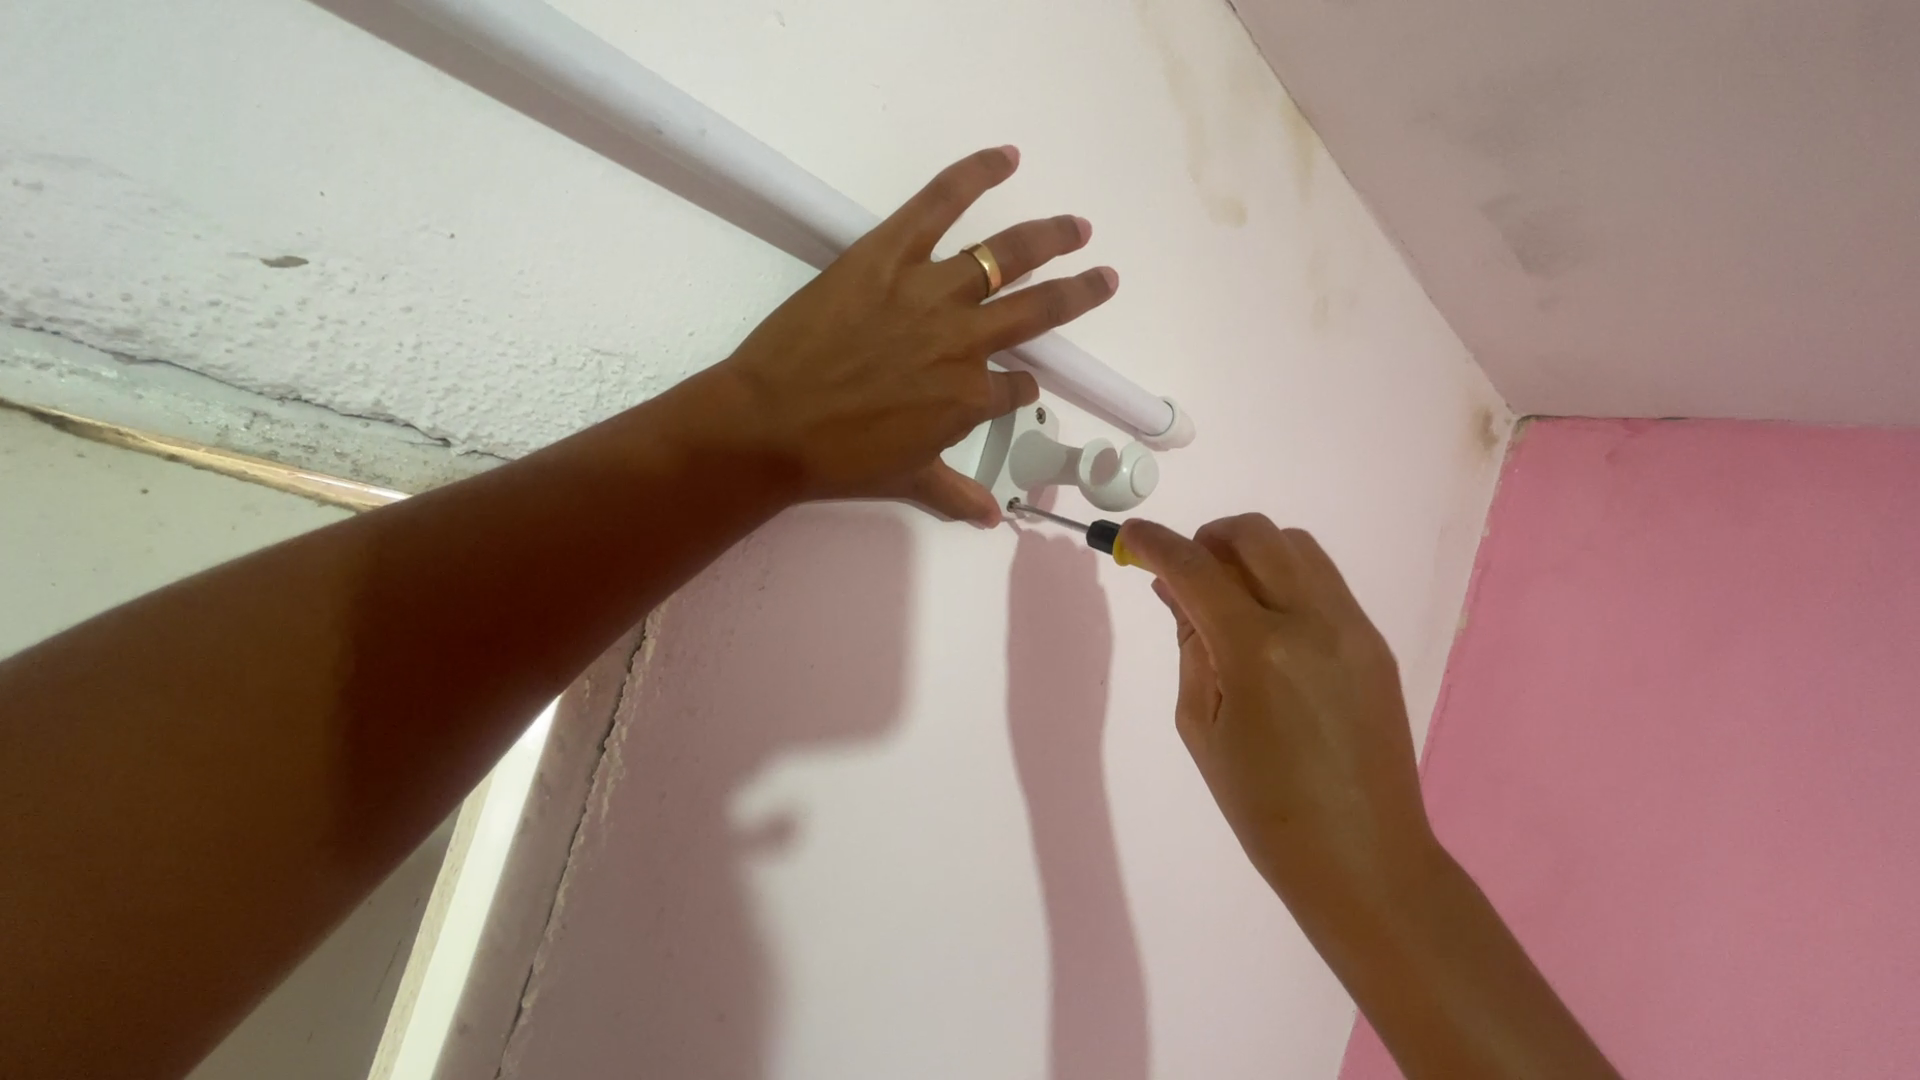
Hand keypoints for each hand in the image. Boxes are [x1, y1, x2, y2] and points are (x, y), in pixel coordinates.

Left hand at [715, 146, 1117, 525]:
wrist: (771, 425)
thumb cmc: (840, 459)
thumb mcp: (908, 480)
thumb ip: (957, 494)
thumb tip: (993, 518)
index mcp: (971, 398)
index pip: (1016, 388)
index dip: (1022, 387)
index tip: (1022, 384)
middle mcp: (966, 342)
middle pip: (1037, 312)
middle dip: (1077, 296)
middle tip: (1104, 278)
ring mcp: (931, 294)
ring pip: (1005, 257)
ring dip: (1049, 239)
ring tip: (1077, 228)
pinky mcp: (889, 255)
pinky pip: (940, 204)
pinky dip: (975, 175)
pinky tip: (1007, 158)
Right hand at [1120, 515, 1437, 910]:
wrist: (1363, 856)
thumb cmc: (1262, 806)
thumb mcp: (1200, 726)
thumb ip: (1190, 646)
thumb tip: (1177, 592)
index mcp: (1258, 651)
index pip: (1196, 569)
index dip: (1154, 545)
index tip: (1128, 537)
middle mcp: (1313, 621)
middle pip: (1255, 534)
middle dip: (1206, 538)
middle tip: (1183, 572)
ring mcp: (1352, 627)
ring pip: (1296, 546)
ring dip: (1248, 552)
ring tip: (1225, 597)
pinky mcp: (1373, 641)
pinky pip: (1321, 580)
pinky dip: (1282, 578)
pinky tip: (1265, 625)